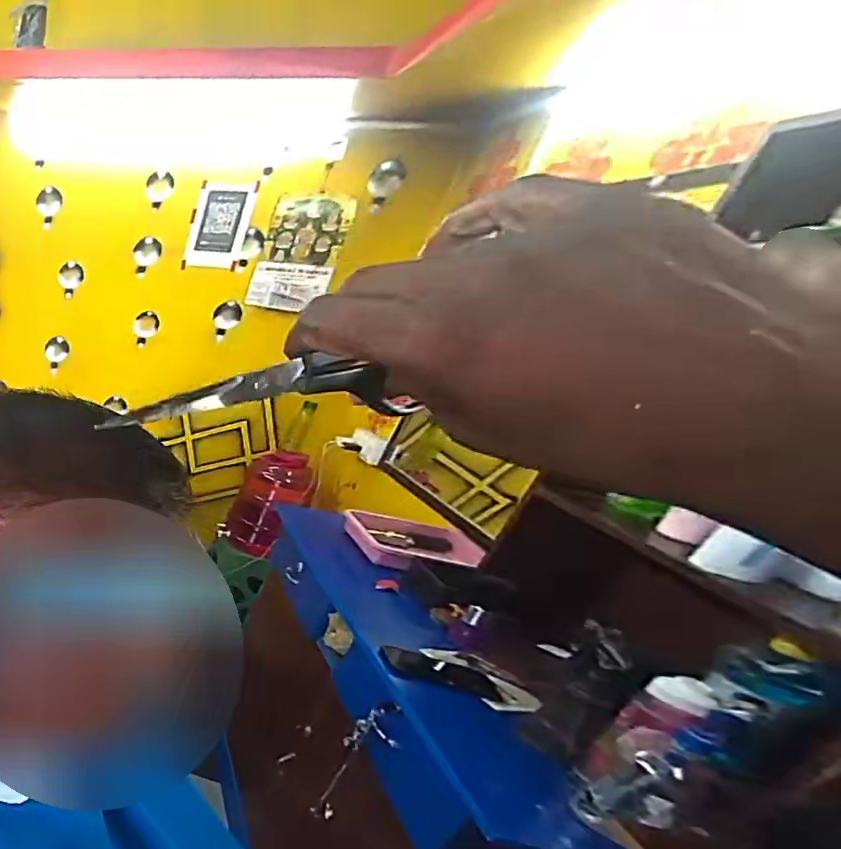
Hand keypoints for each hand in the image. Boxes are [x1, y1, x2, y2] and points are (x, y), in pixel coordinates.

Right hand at [285, 176, 840, 556]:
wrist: (753, 399)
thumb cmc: (602, 435)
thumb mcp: (479, 427)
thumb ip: (418, 385)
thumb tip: (390, 363)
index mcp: (435, 337)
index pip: (331, 316)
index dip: (304, 336)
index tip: (304, 353)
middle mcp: (471, 276)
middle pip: (371, 280)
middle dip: (353, 315)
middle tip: (370, 344)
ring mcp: (538, 233)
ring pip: (433, 248)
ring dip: (416, 282)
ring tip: (444, 306)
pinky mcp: (600, 208)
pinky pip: (509, 204)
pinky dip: (481, 230)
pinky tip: (491, 249)